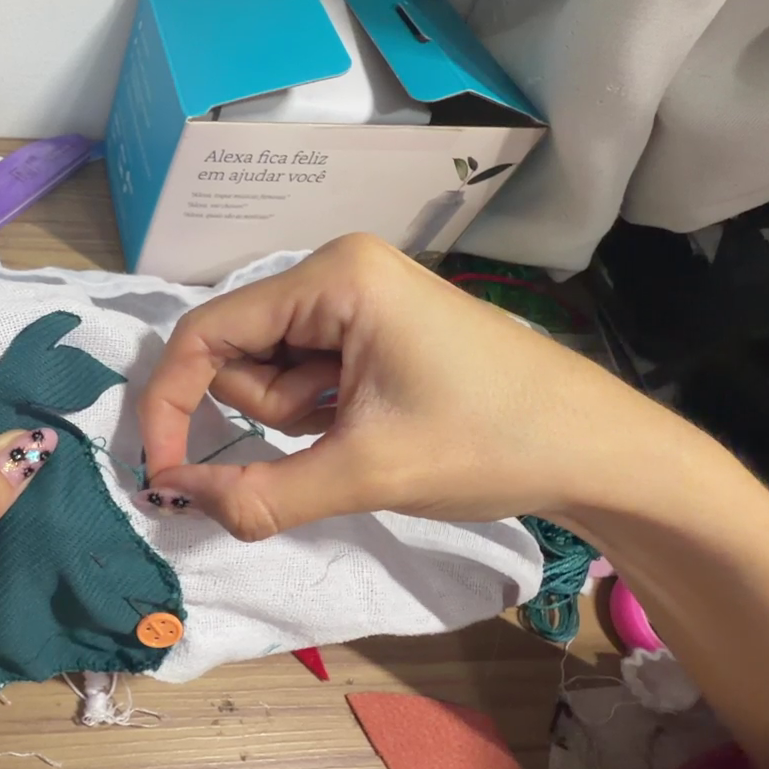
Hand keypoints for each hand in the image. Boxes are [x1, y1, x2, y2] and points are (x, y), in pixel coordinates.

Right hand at [137, 233, 688, 538]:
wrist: (605, 455)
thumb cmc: (491, 445)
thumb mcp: (364, 474)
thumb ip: (256, 493)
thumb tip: (169, 498)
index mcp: (332, 276)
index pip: (205, 333)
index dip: (170, 403)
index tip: (162, 473)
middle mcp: (331, 269)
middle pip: (235, 351)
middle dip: (266, 411)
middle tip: (331, 439)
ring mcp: (348, 296)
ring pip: (263, 367)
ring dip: (292, 416)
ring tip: (361, 430)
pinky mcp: (362, 325)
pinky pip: (296, 372)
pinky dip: (312, 412)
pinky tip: (368, 422)